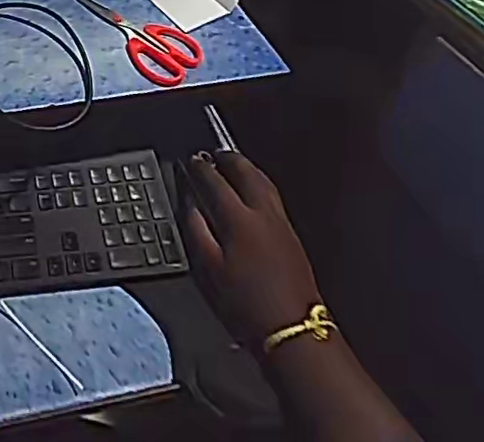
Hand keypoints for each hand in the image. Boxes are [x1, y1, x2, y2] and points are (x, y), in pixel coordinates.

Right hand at [182, 150, 321, 347]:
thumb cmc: (248, 303)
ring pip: (265, 183)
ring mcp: (282, 224)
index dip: (200, 168)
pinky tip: (253, 190)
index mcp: (239, 220)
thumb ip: (196, 230)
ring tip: (234, 163)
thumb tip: (190, 206)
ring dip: (247, 168)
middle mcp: (263, 215)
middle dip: (229, 158)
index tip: (192, 161)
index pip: (215, 181)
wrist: (293, 330)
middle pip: (246, 173)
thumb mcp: (209, 267)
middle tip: (215, 153)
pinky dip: (260, 184)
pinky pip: (274, 197)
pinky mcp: (293, 236)